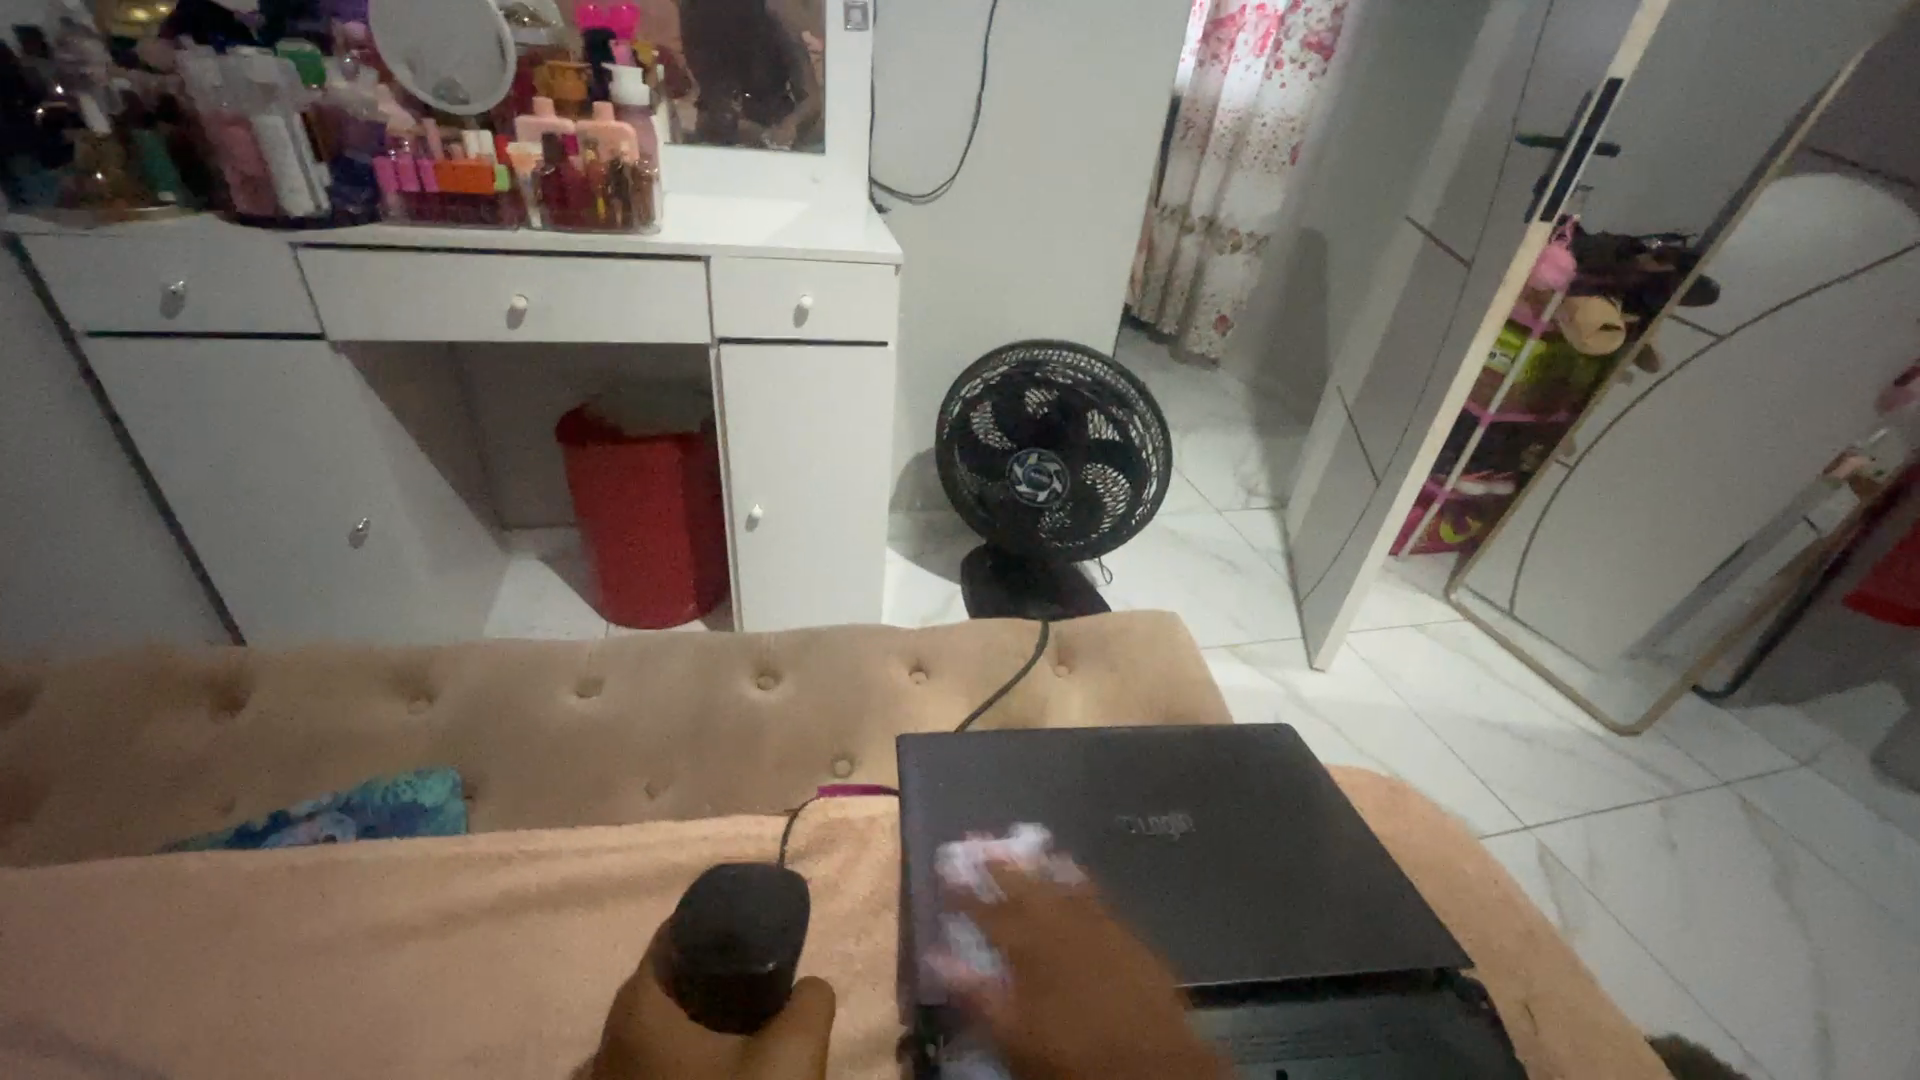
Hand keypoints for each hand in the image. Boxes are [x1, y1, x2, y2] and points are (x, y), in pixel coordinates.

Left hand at [587, 927, 835, 1079]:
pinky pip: (658, 1068)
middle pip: (667, 983)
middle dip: (714, 973)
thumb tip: (808, 989)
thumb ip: (811, 998)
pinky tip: (728, 1069)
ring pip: (662, 1030)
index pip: (672, 936)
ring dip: (703, 1021)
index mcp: (638, 1011)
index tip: (757, 926)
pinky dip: (690, 1058)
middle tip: (762, 976)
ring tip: (751, 1024)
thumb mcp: (793, 1050)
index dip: (717, 922)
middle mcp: (608, 1044)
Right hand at [946, 862, 1227, 1079]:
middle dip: (997, 864)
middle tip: (980, 840)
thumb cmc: (1071, 1053)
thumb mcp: (1012, 1032)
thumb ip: (975, 992)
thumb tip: (937, 956)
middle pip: (1021, 886)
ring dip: (1036, 863)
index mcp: (1025, 946)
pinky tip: (1070, 866)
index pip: (985, 912)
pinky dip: (1075, 876)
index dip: (962, 891)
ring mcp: (1094, 922)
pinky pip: (1092, 892)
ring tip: (1022, 843)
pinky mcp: (1123, 931)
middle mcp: (1058, 923)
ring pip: (1058, 882)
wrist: (1151, 1064)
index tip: (945, 868)